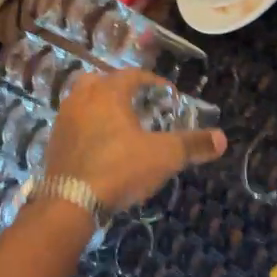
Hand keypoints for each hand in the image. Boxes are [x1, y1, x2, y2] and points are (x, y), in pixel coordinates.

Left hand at [47, 69, 226, 211]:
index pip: (133, 76)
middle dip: (121, 90)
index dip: (154, 83)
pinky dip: (89, 130)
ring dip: (102, 109)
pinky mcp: (54, 144)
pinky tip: (103, 149)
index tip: (169, 97)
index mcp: (108, 93)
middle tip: (140, 106)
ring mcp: (64, 121)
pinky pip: (75, 126)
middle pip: (101, 82)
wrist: (71, 201)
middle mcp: (81, 99)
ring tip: (122, 128)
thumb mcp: (165, 156)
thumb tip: (222, 139)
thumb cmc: (120, 168)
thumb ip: (193, 145)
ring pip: (83, 103)